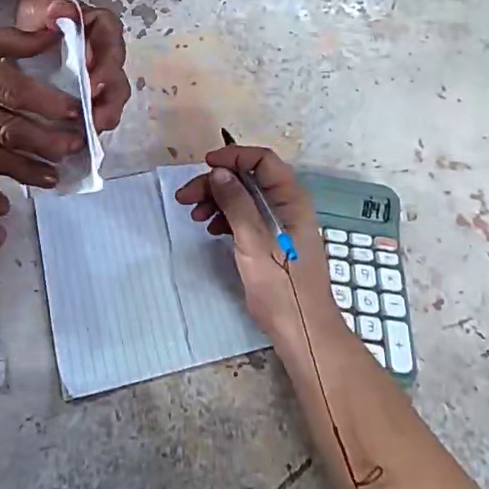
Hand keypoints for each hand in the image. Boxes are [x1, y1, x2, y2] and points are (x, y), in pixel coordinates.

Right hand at [0, 26, 85, 215]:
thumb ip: (14, 39)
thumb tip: (55, 35)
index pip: (12, 90)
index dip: (45, 103)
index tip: (75, 112)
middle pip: (5, 128)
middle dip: (43, 142)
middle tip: (74, 147)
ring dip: (23, 170)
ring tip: (53, 177)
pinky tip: (1, 207)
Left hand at [15, 0, 130, 131]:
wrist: (30, 26)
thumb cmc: (39, 13)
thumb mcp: (39, 3)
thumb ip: (48, 3)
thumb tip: (58, 9)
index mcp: (101, 28)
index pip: (112, 43)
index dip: (107, 66)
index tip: (92, 85)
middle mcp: (107, 53)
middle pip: (118, 77)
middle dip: (110, 101)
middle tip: (95, 120)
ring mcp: (101, 76)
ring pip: (113, 99)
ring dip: (105, 117)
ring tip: (90, 134)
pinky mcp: (91, 95)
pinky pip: (98, 112)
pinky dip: (91, 126)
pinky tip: (79, 140)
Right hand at [173, 146, 339, 340]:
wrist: (302, 331)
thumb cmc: (282, 287)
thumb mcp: (254, 242)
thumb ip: (237, 204)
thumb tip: (219, 173)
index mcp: (291, 199)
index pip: (263, 160)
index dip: (233, 156)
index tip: (206, 165)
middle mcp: (287, 205)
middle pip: (248, 178)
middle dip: (217, 183)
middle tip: (186, 196)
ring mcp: (279, 223)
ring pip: (243, 197)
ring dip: (217, 200)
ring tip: (195, 215)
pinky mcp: (271, 241)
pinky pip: (245, 216)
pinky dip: (225, 217)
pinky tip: (211, 229)